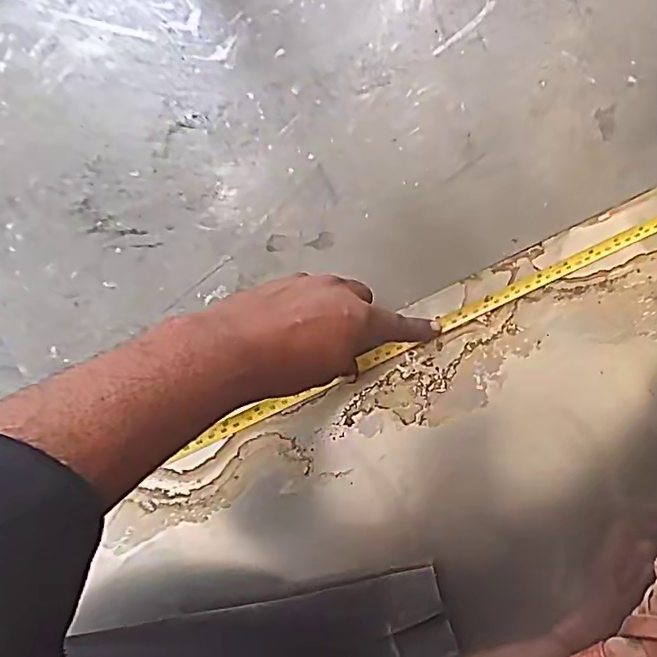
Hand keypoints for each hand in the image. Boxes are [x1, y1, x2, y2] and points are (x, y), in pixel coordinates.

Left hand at [196, 274, 438, 399]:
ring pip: (331, 294)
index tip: (430, 329)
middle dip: (359, 319)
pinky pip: (303, 294)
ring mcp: (305, 284)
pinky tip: (285, 330)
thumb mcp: (323, 373)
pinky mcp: (279, 284)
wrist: (226, 350)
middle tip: (347, 345)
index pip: (395, 324)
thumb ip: (343, 360)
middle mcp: (335, 292)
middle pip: (362, 301)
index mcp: (355, 317)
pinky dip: (303, 309)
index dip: (414, 330)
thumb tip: (345, 359)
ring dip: (329, 313)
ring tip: (309, 341)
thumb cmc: (277, 368)